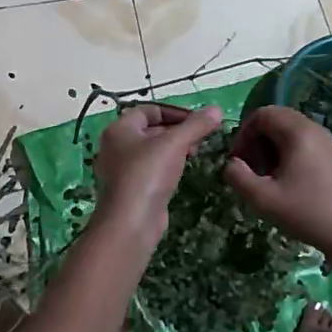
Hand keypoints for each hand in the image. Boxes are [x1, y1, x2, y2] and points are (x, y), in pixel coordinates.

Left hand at [92, 103, 222, 234]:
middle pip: (150, 129)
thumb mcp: (174, 144)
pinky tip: (183, 171)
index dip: (174, 111)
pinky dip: (167, 166)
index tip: (199, 119)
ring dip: (174, 148)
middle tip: (201, 138)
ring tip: (196, 152)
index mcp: (119, 129)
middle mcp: (116, 146)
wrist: (130, 221)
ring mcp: (121, 169)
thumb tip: (216, 109)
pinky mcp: (130, 189)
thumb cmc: (147, 174)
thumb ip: (195, 125)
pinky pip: (150, 169)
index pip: (148, 109)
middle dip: (177, 130)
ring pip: (151, 151)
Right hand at [222, 105, 331, 251]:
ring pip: (288, 130)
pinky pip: (301, 142)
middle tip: (250, 167)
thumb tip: (231, 163)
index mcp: (298, 133)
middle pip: (275, 118)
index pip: (261, 114)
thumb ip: (236, 175)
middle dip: (256, 139)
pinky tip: (285, 180)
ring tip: (266, 175)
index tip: (238, 160)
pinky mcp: (331, 155)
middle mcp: (314, 129)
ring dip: (270, 147)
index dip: (243, 133)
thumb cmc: (305, 213)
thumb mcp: (261, 198)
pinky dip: (286, 153)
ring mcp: (326, 141)